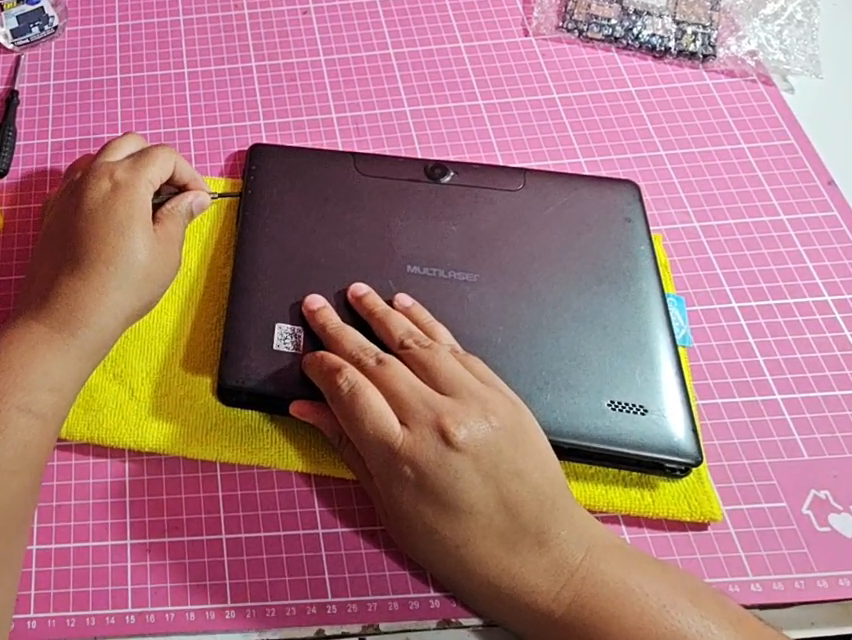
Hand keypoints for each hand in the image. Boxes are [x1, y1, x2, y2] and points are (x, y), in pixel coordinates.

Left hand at [14, 133, 210, 359]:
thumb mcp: (165, 252)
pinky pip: (78, 179)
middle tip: (172, 193)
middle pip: (130, 145)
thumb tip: (192, 199)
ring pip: (101, 157)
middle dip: (157, 162)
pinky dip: (99, 183)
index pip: (164, 156)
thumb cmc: (116, 289)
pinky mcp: (53, 209)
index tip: (196, 197)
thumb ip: (180, 216)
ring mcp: (68, 190)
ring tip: (141, 200)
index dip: (188, 173)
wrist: (65, 317)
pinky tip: (109, 212)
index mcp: (124, 180)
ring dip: (126, 167)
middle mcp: (93, 175)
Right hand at [289, 284, 614, 627]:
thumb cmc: (462, 547)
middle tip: (315, 305)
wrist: (545, 559)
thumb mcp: (389, 506)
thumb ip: (346, 447)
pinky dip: (427, 322)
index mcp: (402, 457)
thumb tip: (306, 408)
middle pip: (375, 360)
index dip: (322, 366)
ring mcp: (472, 403)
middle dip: (338, 329)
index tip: (309, 356)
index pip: (348, 390)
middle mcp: (437, 422)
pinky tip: (405, 306)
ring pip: (415, 342)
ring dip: (381, 312)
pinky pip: (455, 347)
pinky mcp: (500, 394)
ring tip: (356, 292)